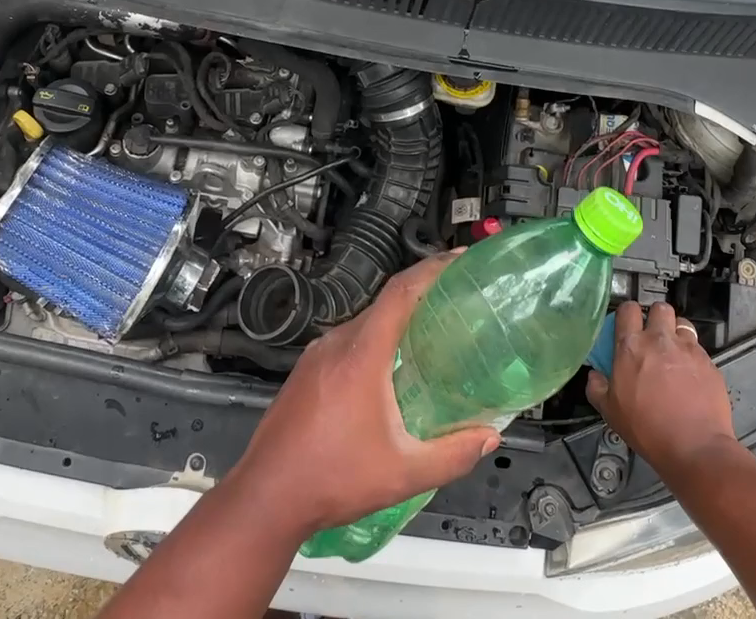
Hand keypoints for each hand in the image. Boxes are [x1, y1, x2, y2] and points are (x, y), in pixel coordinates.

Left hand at [223, 251, 501, 538]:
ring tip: (431, 335)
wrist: (267, 496)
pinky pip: (348, 343)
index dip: (432, 269)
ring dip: (397, 322)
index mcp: (361, 355)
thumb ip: (453, 455)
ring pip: (364, 324)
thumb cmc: (333, 479)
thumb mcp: (404, 473)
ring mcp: (316, 357)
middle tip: (457, 301)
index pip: (400, 292)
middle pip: (384, 305)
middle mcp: (336, 344)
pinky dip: (375, 342)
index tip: (460, 259)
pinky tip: (391, 370)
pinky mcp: (306, 372)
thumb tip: (488, 439)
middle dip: (421, 295)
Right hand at [586, 302, 736, 474]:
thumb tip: (595, 376)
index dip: (627, 314)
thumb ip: (597, 388)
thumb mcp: (609, 412)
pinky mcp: (709, 362)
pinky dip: (692, 355)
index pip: (628, 310)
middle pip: (660, 308)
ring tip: (673, 351)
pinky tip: (690, 374)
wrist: (695, 446)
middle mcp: (660, 340)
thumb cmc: (647, 429)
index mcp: (631, 346)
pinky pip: (699, 348)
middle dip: (655, 317)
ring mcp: (688, 349)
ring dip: (676, 333)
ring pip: (682, 324)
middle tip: (653, 335)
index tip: (627, 325)